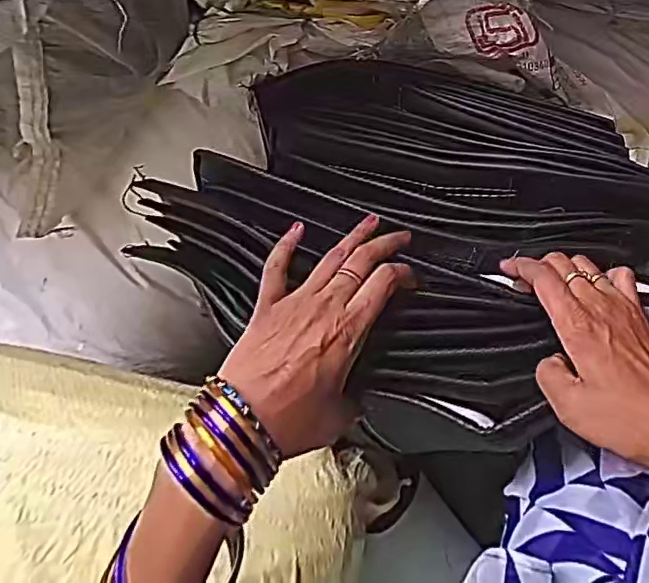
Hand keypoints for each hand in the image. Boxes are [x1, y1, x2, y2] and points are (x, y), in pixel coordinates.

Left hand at [218, 215, 414, 457]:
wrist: (238, 426)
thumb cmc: (286, 423)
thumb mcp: (339, 414)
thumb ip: (353, 398)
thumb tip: (354, 398)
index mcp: (349, 330)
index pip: (385, 282)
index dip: (404, 272)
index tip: (410, 276)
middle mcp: (325, 308)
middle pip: (364, 260)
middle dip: (387, 243)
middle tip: (400, 237)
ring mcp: (295, 303)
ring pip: (332, 256)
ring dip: (354, 235)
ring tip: (369, 222)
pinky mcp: (267, 308)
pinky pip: (277, 267)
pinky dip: (287, 245)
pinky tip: (296, 230)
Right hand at [501, 252, 648, 474]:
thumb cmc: (629, 416)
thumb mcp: (569, 407)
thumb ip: (547, 375)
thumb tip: (548, 362)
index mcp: (578, 326)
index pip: (544, 277)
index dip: (521, 267)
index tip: (509, 268)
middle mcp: (600, 308)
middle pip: (563, 263)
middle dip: (538, 264)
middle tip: (525, 277)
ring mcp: (622, 306)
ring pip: (588, 265)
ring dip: (566, 266)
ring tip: (555, 280)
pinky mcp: (638, 312)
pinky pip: (618, 275)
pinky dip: (602, 274)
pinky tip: (598, 286)